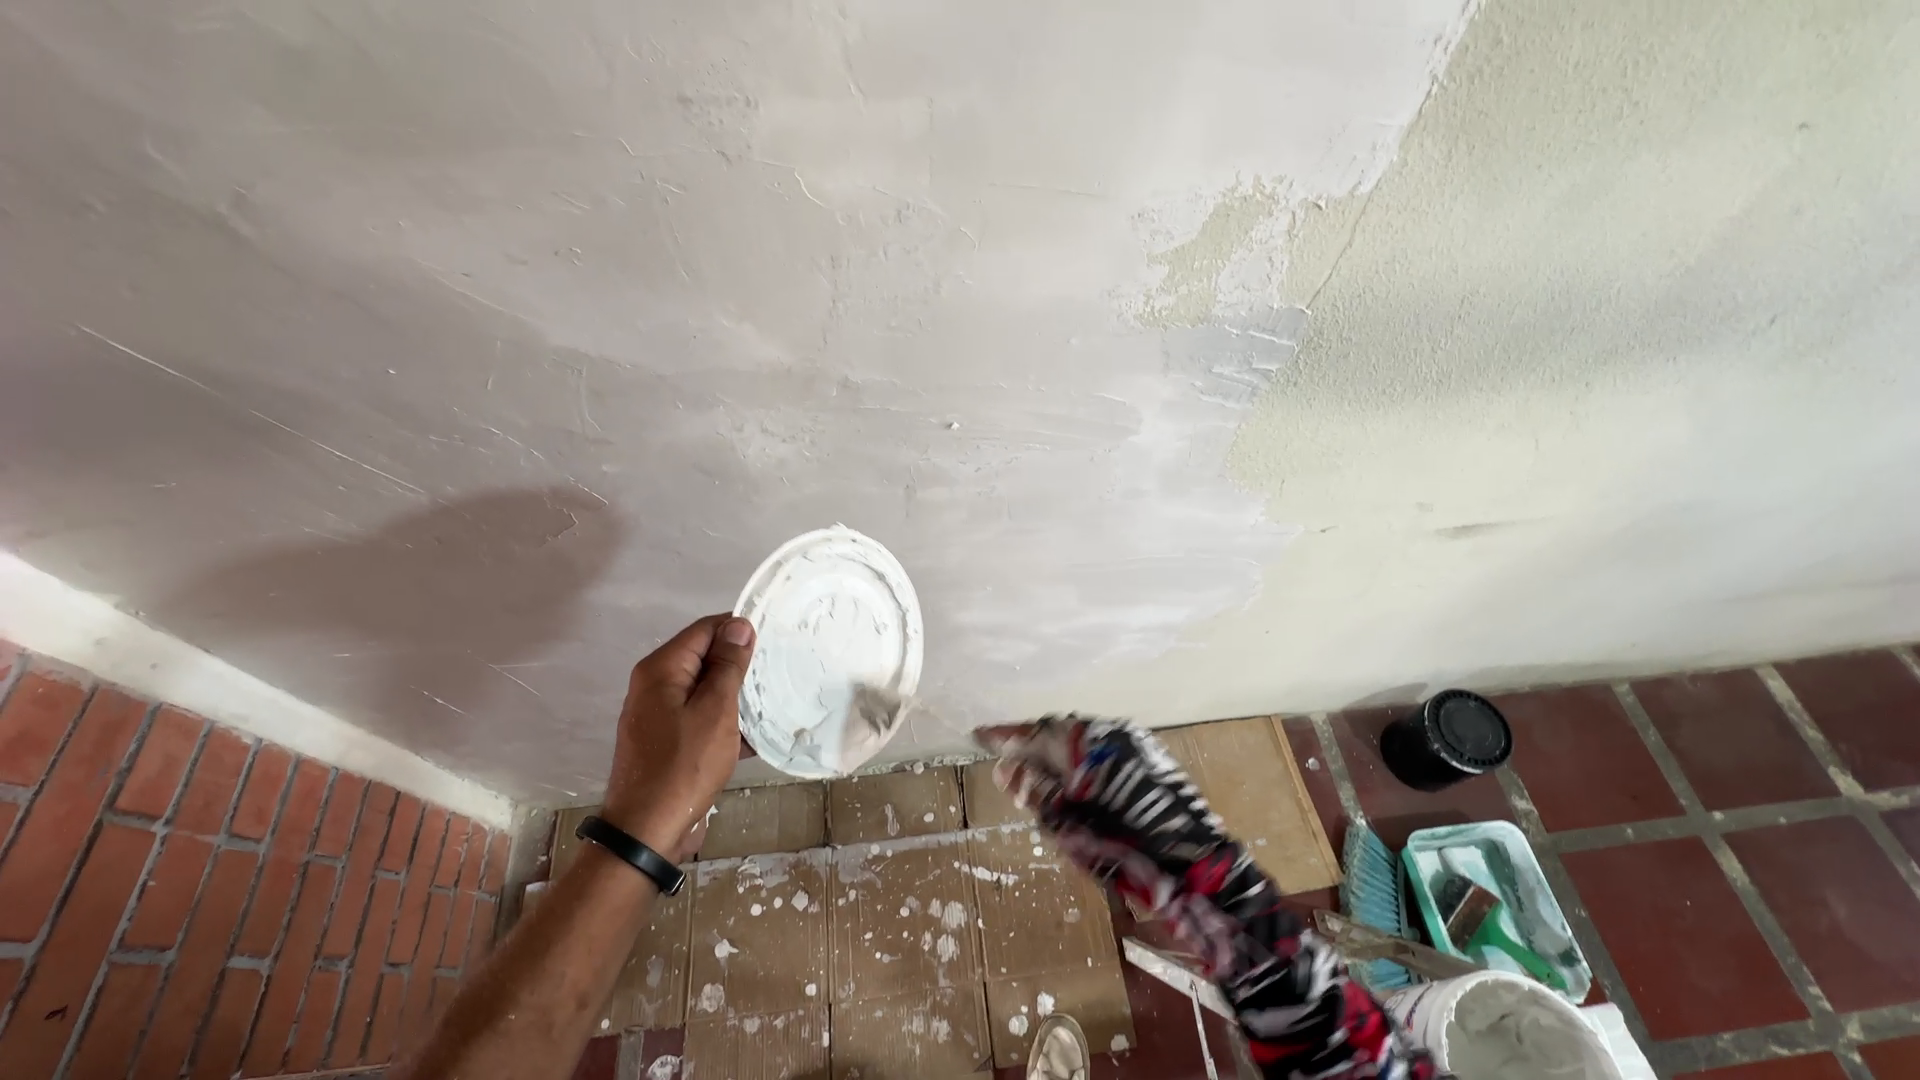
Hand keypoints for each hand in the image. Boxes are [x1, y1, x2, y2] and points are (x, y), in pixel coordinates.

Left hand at [602, 614, 755, 859]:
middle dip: (740, 664)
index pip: (705, 629)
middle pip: (704, 659)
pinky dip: (724, 722)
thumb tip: (739, 625)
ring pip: (705, 691)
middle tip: (780, 670)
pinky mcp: (666, 742)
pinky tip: (755, 736)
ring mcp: (658, 716)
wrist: (647, 832)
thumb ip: (728, 666)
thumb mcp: (715, 710)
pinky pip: (700, 718)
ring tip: (774, 701)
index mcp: (661, 670)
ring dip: (736, 696)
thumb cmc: (684, 765)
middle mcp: (654, 686)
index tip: (775, 638)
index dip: (739, 629)